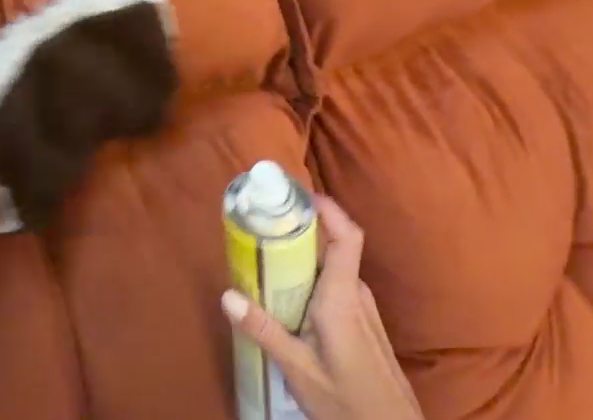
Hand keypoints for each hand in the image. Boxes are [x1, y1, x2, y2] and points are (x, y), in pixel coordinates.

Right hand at [222, 197, 422, 419]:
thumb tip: (226, 294)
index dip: (326, 207)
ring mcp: (365, 311)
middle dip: (298, 233)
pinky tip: (290, 303)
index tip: (294, 194)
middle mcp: (357, 295)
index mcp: (343, 297)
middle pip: (332, 248)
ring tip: (267, 263)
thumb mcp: (299, 372)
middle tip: (261, 229)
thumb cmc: (349, 404)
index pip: (346, 235)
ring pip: (333, 271)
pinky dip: (313, 282)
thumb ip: (265, 331)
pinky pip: (338, 289)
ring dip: (304, 261)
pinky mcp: (366, 327)